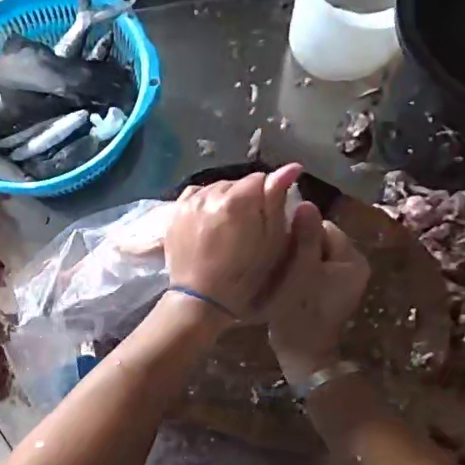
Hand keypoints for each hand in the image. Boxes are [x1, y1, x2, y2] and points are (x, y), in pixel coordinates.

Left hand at [164, 164, 303, 323]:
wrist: (201, 297)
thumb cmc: (245, 274)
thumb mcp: (272, 240)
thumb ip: (277, 200)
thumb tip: (290, 168)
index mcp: (237, 199)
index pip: (260, 178)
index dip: (268, 195)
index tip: (268, 216)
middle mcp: (210, 194)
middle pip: (236, 183)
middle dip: (246, 197)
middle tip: (249, 225)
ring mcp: (189, 203)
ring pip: (215, 188)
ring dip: (225, 199)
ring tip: (228, 225)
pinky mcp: (175, 213)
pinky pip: (195, 195)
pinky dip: (205, 202)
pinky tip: (210, 219)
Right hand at [264, 202, 370, 381]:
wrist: (302, 352)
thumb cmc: (301, 310)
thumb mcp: (299, 271)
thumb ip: (304, 237)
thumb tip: (306, 203)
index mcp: (352, 259)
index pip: (324, 226)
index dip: (298, 230)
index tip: (278, 243)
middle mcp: (353, 266)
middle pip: (319, 238)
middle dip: (296, 244)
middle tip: (275, 257)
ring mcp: (342, 280)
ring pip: (313, 253)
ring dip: (294, 257)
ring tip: (277, 268)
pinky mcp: (329, 291)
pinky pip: (312, 268)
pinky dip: (297, 270)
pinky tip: (283, 280)